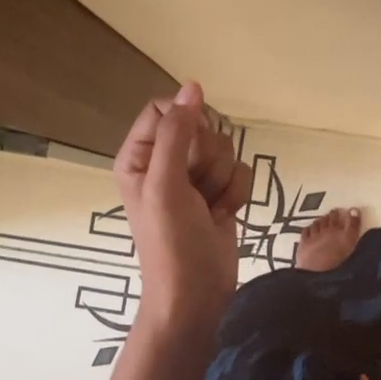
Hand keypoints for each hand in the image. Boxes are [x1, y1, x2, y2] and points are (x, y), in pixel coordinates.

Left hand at [113, 82, 253, 325]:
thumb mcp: (166, 185)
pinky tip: (221, 216)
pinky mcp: (220, 192)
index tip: (190, 151)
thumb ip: (178, 134)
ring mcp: (194, 178)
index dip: (185, 124)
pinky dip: (236, 194)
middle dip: (207, 160)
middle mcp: (165, 162)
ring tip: (206, 209)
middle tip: (194, 192)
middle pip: (201, 127)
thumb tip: (193, 85)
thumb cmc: (171, 243)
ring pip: (225, 148)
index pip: (166, 110)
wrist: (196, 294)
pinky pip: (241, 169)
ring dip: (222, 181)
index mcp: (139, 155)